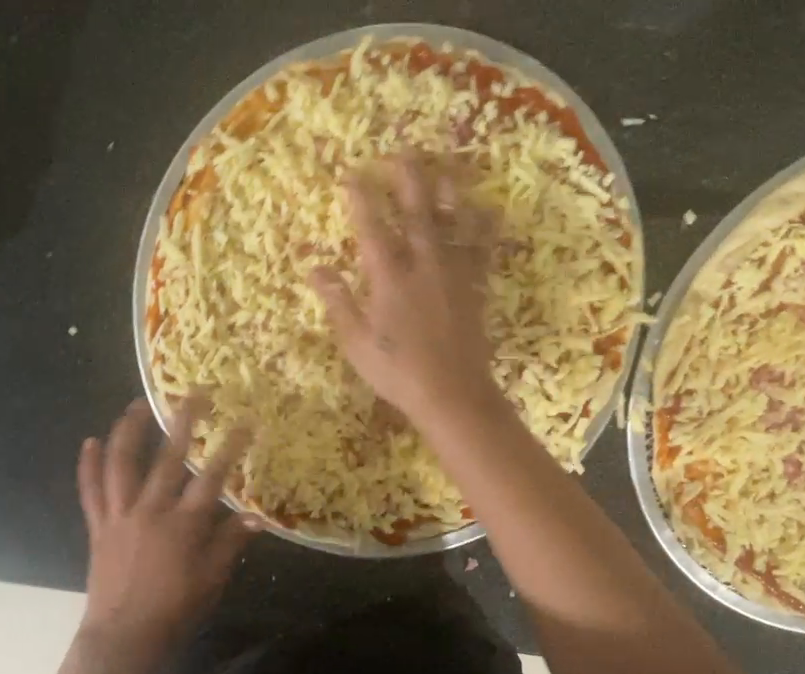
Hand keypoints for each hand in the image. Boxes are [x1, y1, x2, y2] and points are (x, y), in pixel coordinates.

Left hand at [76, 400, 258, 668]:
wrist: (124, 637)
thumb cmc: (174, 612)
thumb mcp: (212, 581)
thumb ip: (230, 544)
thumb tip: (256, 517)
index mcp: (183, 526)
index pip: (212, 478)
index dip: (230, 448)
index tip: (244, 421)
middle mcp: (150, 511)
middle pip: (167, 458)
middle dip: (183, 422)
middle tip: (193, 393)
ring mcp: (120, 516)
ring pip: (121, 464)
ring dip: (129, 430)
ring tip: (137, 404)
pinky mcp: (98, 527)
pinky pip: (90, 490)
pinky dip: (88, 465)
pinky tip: (89, 441)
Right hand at [310, 155, 502, 426]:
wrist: (452, 392)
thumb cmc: (396, 371)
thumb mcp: (356, 341)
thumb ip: (338, 301)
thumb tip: (314, 267)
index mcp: (389, 276)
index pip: (371, 227)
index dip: (360, 198)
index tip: (350, 175)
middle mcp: (423, 263)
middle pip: (416, 210)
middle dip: (407, 179)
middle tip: (402, 151)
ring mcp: (454, 272)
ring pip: (453, 220)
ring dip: (447, 191)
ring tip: (445, 169)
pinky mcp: (476, 286)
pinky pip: (483, 247)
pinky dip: (485, 226)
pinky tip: (490, 209)